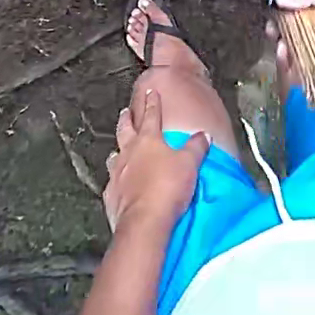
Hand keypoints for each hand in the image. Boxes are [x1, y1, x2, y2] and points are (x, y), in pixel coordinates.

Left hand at [104, 88, 207, 232]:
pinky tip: (118, 184)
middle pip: (125, 130)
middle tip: (125, 111)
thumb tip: (203, 134)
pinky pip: (112, 182)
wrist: (144, 222)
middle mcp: (129, 152)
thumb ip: (196, 147)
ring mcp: (116, 173)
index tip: (151, 92)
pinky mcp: (110, 195)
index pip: (152, 115)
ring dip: (117, 150)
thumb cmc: (168, 187)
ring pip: (114, 155)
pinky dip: (116, 180)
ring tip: (118, 149)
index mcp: (149, 140)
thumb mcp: (190, 164)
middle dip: (126, 119)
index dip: (153, 102)